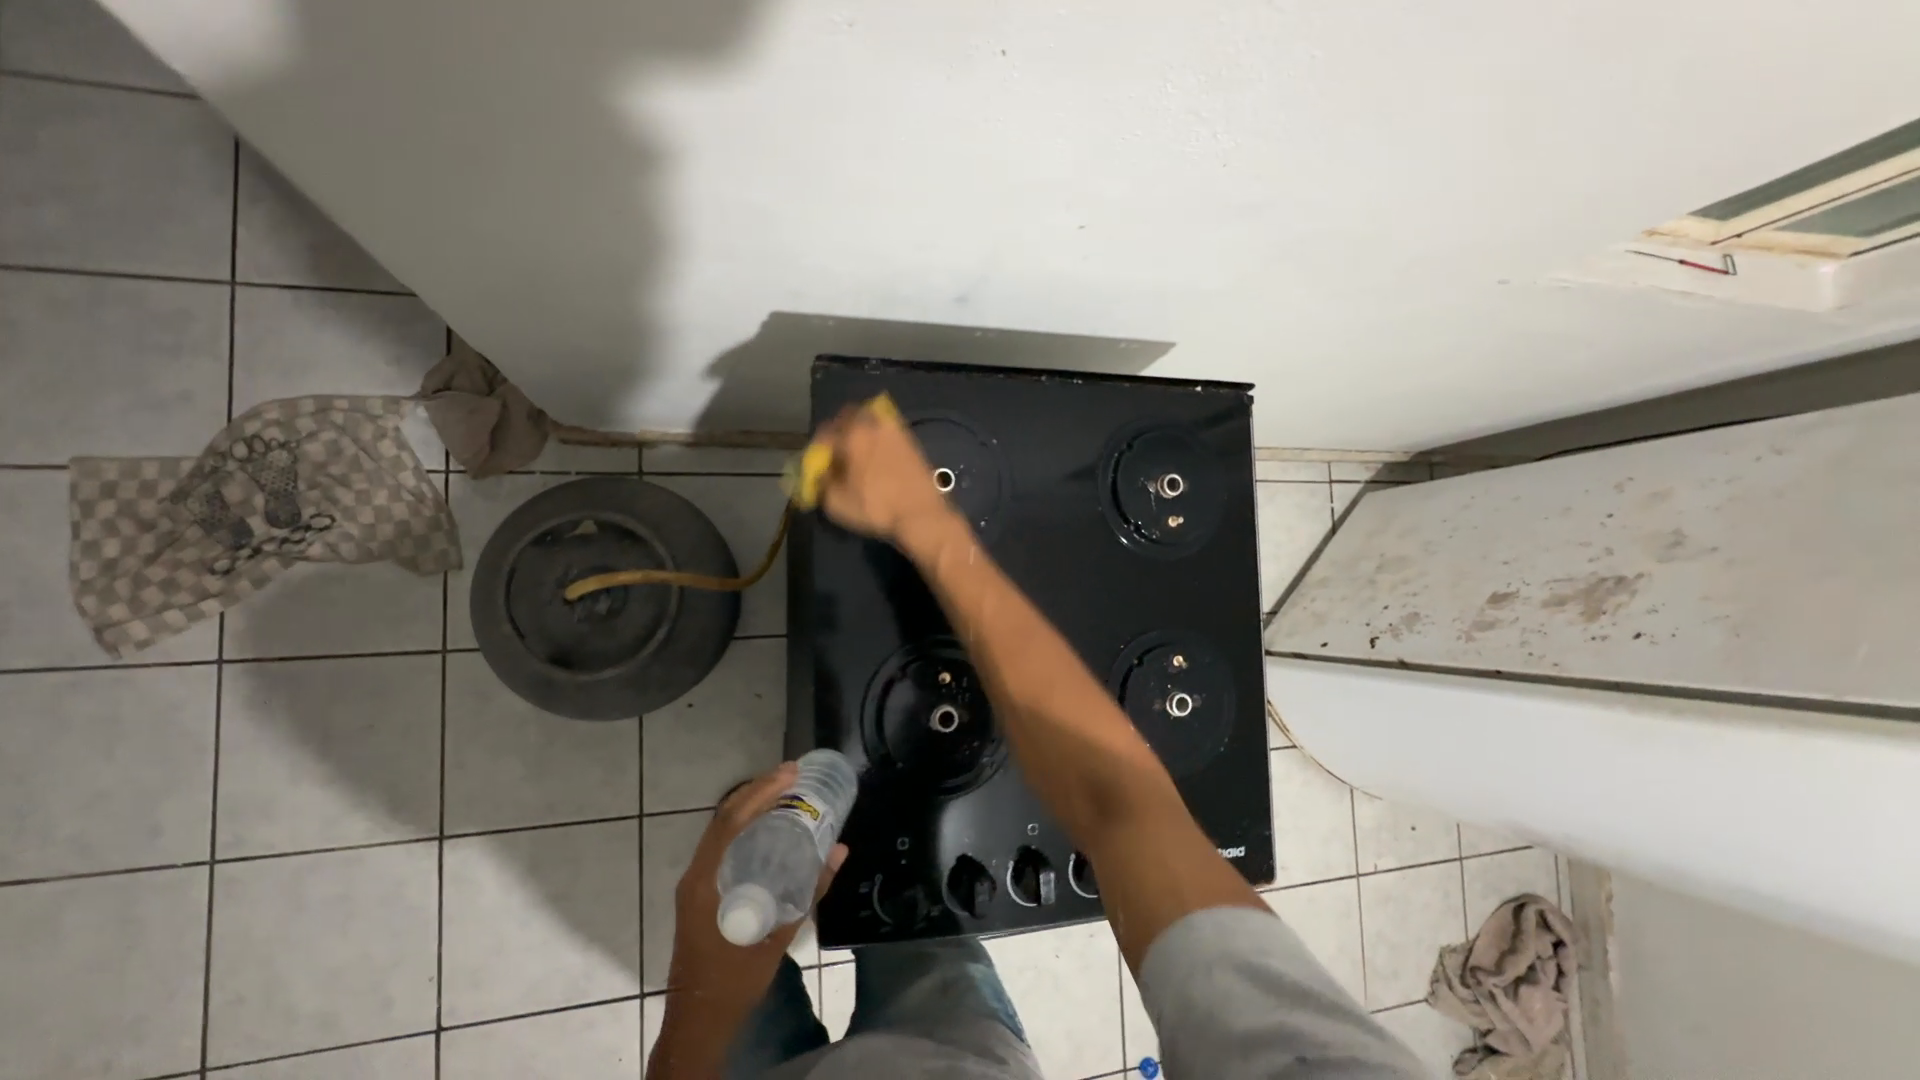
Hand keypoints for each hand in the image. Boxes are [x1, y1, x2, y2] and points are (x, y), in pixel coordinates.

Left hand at [655, 763, 846, 1072]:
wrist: (700, 1018)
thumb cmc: (735, 978)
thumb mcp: (777, 936)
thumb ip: (808, 891)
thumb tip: (839, 851)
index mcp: (706, 879)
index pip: (732, 820)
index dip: (761, 791)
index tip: (791, 773)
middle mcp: (697, 873)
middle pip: (725, 818)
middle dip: (759, 792)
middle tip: (794, 776)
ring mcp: (697, 883)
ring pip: (723, 831)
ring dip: (752, 808)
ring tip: (787, 793)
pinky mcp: (703, 893)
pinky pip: (725, 848)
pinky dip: (747, 830)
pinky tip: (771, 830)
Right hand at [814, 402, 959, 543]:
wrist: (922, 514)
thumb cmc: (876, 508)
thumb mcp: (837, 503)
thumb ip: (823, 484)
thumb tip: (821, 474)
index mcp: (851, 436)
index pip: (826, 432)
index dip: (819, 445)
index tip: (819, 457)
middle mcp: (873, 425)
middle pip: (850, 415)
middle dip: (841, 427)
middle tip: (838, 445)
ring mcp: (896, 431)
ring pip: (872, 419)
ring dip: (862, 427)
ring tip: (860, 447)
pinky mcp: (913, 441)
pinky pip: (890, 430)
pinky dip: (881, 436)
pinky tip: (880, 453)